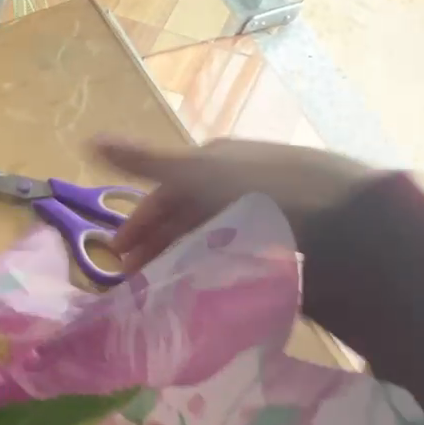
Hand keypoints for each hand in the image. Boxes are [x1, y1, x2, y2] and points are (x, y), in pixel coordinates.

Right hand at [94, 137, 380, 269]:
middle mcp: (234, 177)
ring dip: (181, 255)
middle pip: (182, 214)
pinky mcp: (282, 230)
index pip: (161, 193)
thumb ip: (141, 162)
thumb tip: (89, 140)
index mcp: (211, 160)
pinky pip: (235, 246)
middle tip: (135, 278)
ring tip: (165, 284)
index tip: (117, 255)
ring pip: (207, 232)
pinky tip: (206, 280)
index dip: (136, 223)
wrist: (333, 212)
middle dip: (155, 243)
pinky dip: (214, 261)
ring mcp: (260, 203)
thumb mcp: (190, 174)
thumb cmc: (253, 189)